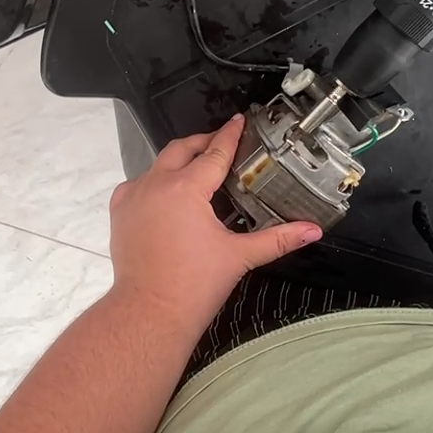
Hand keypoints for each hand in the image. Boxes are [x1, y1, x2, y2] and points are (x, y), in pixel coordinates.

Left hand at [106, 115, 322, 330]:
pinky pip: (136, 184)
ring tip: (195, 168)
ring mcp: (134, 197)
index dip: (230, 135)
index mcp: (186, 189)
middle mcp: (156, 185)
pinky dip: (152, 182)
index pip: (215, 153)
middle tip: (220, 142)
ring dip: (177, 161)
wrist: (150, 311)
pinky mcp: (121, 213)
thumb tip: (311, 231)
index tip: (238, 121)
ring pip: (157, 165)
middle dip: (202, 142)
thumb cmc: (192, 286)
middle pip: (182, 149)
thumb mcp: (239, 256)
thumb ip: (278, 238)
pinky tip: (165, 192)